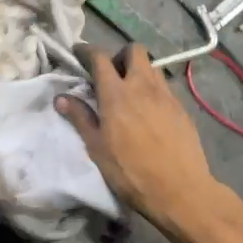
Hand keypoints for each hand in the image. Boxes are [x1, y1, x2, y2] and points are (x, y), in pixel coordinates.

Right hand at [55, 43, 219, 221]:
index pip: (99, 57)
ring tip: (132, 94)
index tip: (79, 54)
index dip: (87, 51)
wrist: (181, 192)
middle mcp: (142, 85)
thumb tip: (61, 97)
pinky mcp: (182, 109)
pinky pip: (165, 88)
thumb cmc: (131, 172)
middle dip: (120, 55)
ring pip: (152, 67)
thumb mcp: (97, 148)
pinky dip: (154, 91)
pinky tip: (150, 113)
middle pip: (134, 50)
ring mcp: (166, 95)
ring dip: (139, 71)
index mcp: (116, 93)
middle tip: (112, 75)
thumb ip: (80, 118)